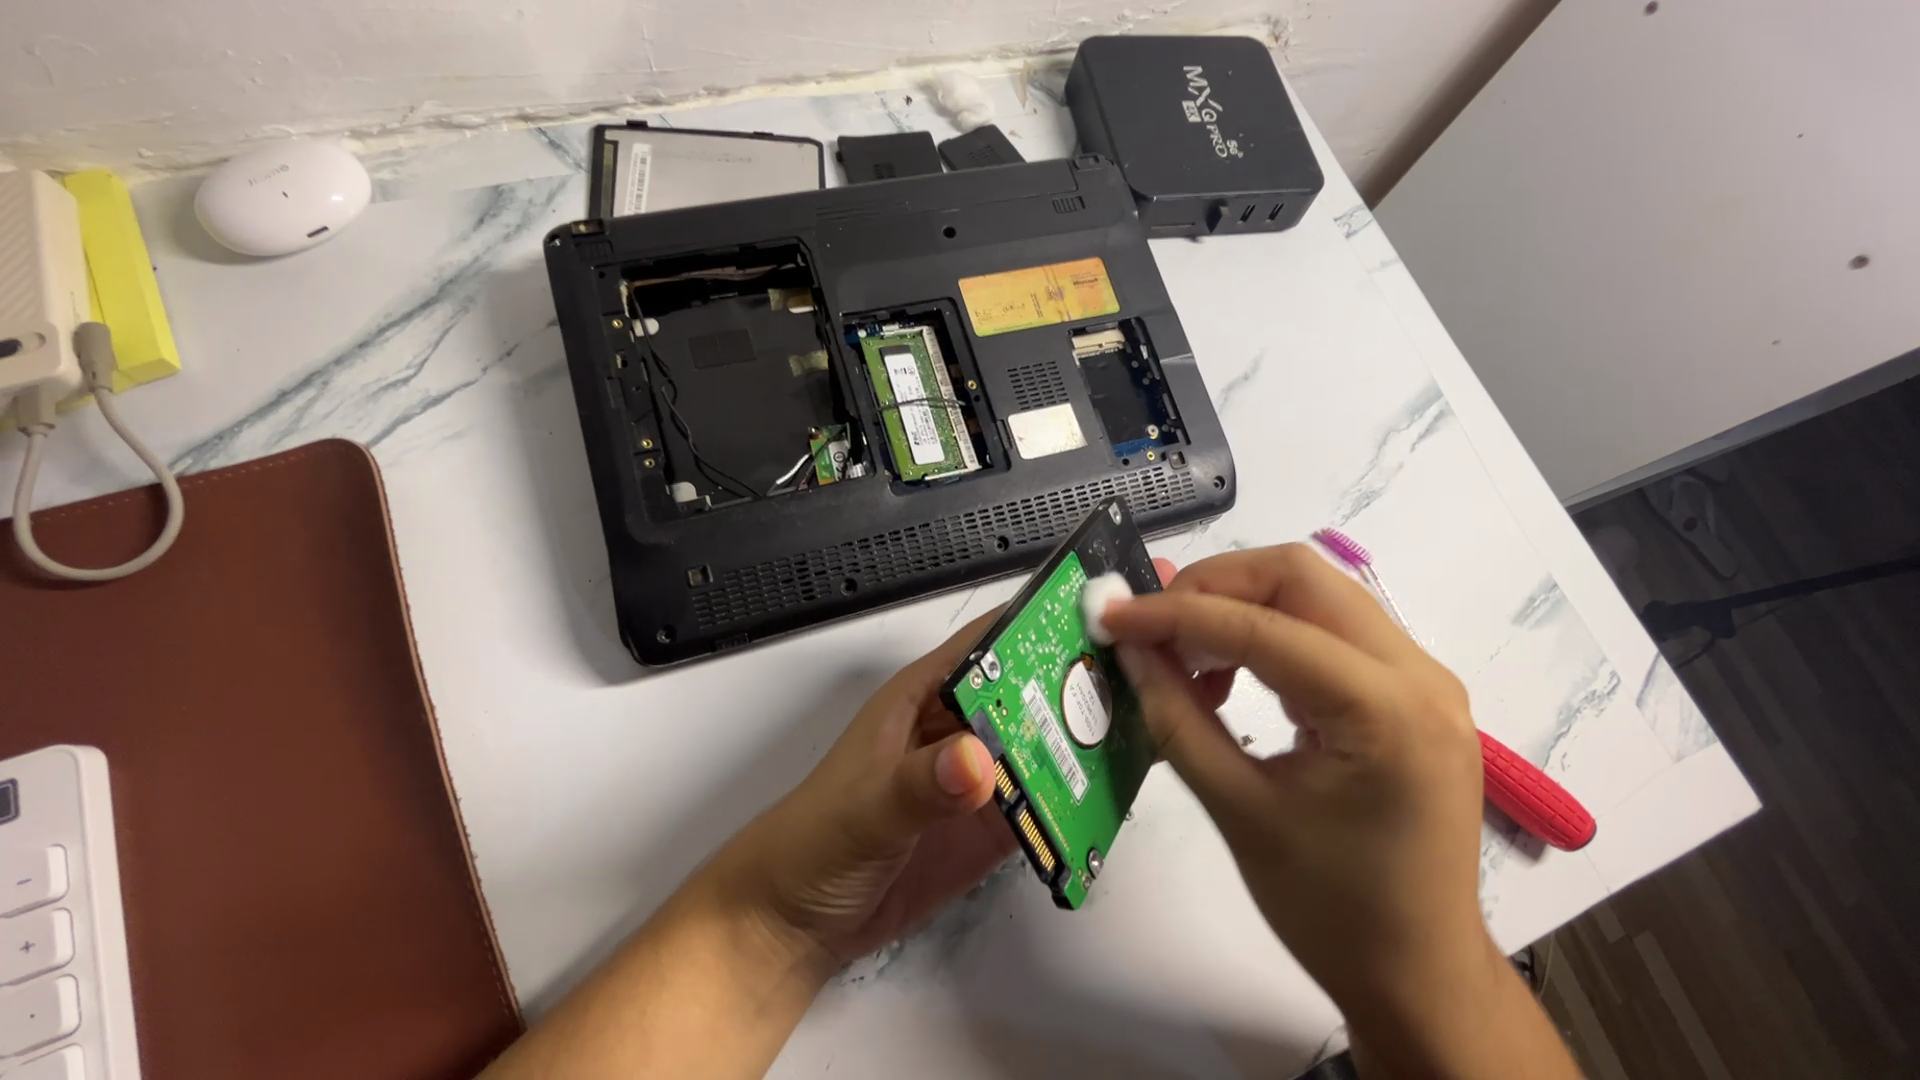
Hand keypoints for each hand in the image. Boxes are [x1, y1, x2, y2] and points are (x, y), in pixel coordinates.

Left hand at [707, 556, 1180, 974]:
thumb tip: (979, 761)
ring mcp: (980, 777)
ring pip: (1046, 743)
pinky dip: (1080, 796)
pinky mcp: (991, 826)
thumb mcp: (866, 808)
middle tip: (1157, 667)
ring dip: (1090, 735)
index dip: (1043, 620)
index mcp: (925, 696)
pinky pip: (1045, 801)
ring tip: (1159, 723)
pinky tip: (1122, 792)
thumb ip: (920, 786)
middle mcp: (960, 727)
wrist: (796, 922)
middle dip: (1084, 675)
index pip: (991, 642)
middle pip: (1033, 689)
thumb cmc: (815, 842)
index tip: (1106, 610)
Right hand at [1100, 544, 1501, 1031]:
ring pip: (1315, 593)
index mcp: (1384, 711)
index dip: (1175, 614)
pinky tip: (1232, 678)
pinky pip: (1331, 630)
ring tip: (1188, 660)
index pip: (1262, 627)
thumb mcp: (1238, 811)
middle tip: (1154, 627)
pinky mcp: (1412, 694)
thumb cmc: (1329, 909)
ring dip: (1240, 607)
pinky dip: (1270, 634)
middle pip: (1299, 576)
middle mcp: (1418, 674)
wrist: (1419, 973)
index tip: (1112, 616)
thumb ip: (1177, 718)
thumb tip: (1131, 649)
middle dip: (1213, 586)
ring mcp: (1423, 679)